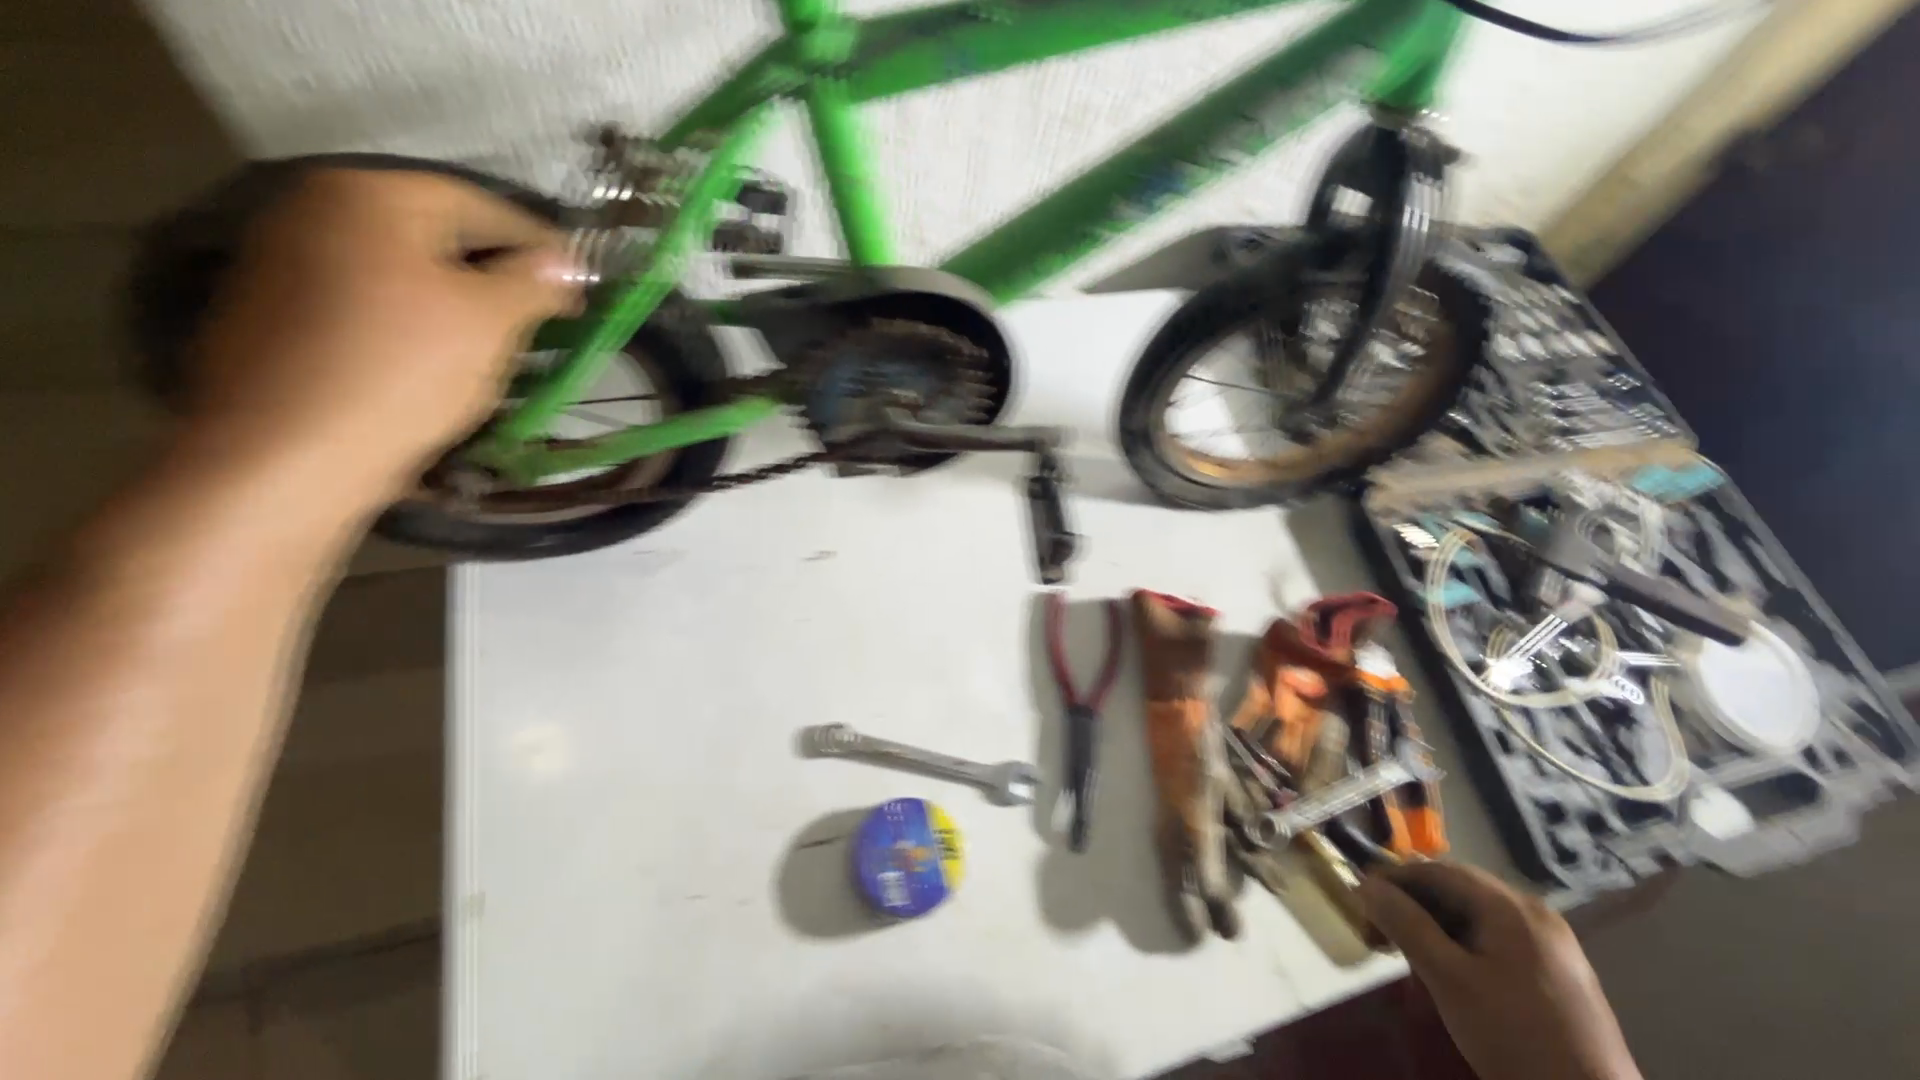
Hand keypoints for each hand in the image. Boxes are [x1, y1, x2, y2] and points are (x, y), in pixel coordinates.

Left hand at [185, 167, 578, 501]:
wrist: (285, 455)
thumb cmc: (400, 371)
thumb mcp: (488, 322)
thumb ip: (533, 280)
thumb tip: (567, 261)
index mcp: (366, 195)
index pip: (479, 204)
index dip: (539, 244)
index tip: (577, 280)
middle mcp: (313, 210)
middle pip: (434, 236)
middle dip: (494, 274)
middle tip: (542, 314)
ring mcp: (282, 262)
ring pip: (400, 274)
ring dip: (453, 303)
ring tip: (497, 344)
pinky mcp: (271, 316)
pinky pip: (364, 307)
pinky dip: (409, 325)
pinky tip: (436, 365)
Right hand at [1358, 861, 1642, 1079]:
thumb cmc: (1513, 1035)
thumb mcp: (1447, 978)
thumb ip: (1405, 924)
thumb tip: (1365, 883)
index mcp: (1511, 906)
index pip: (1438, 871)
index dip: (1393, 879)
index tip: (1358, 901)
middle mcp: (1534, 913)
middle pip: (1457, 891)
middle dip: (1411, 906)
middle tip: (1377, 935)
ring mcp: (1550, 943)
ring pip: (1475, 917)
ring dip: (1433, 928)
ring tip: (1406, 958)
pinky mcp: (1555, 972)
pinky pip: (1495, 940)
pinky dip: (1461, 946)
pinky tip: (1446, 974)